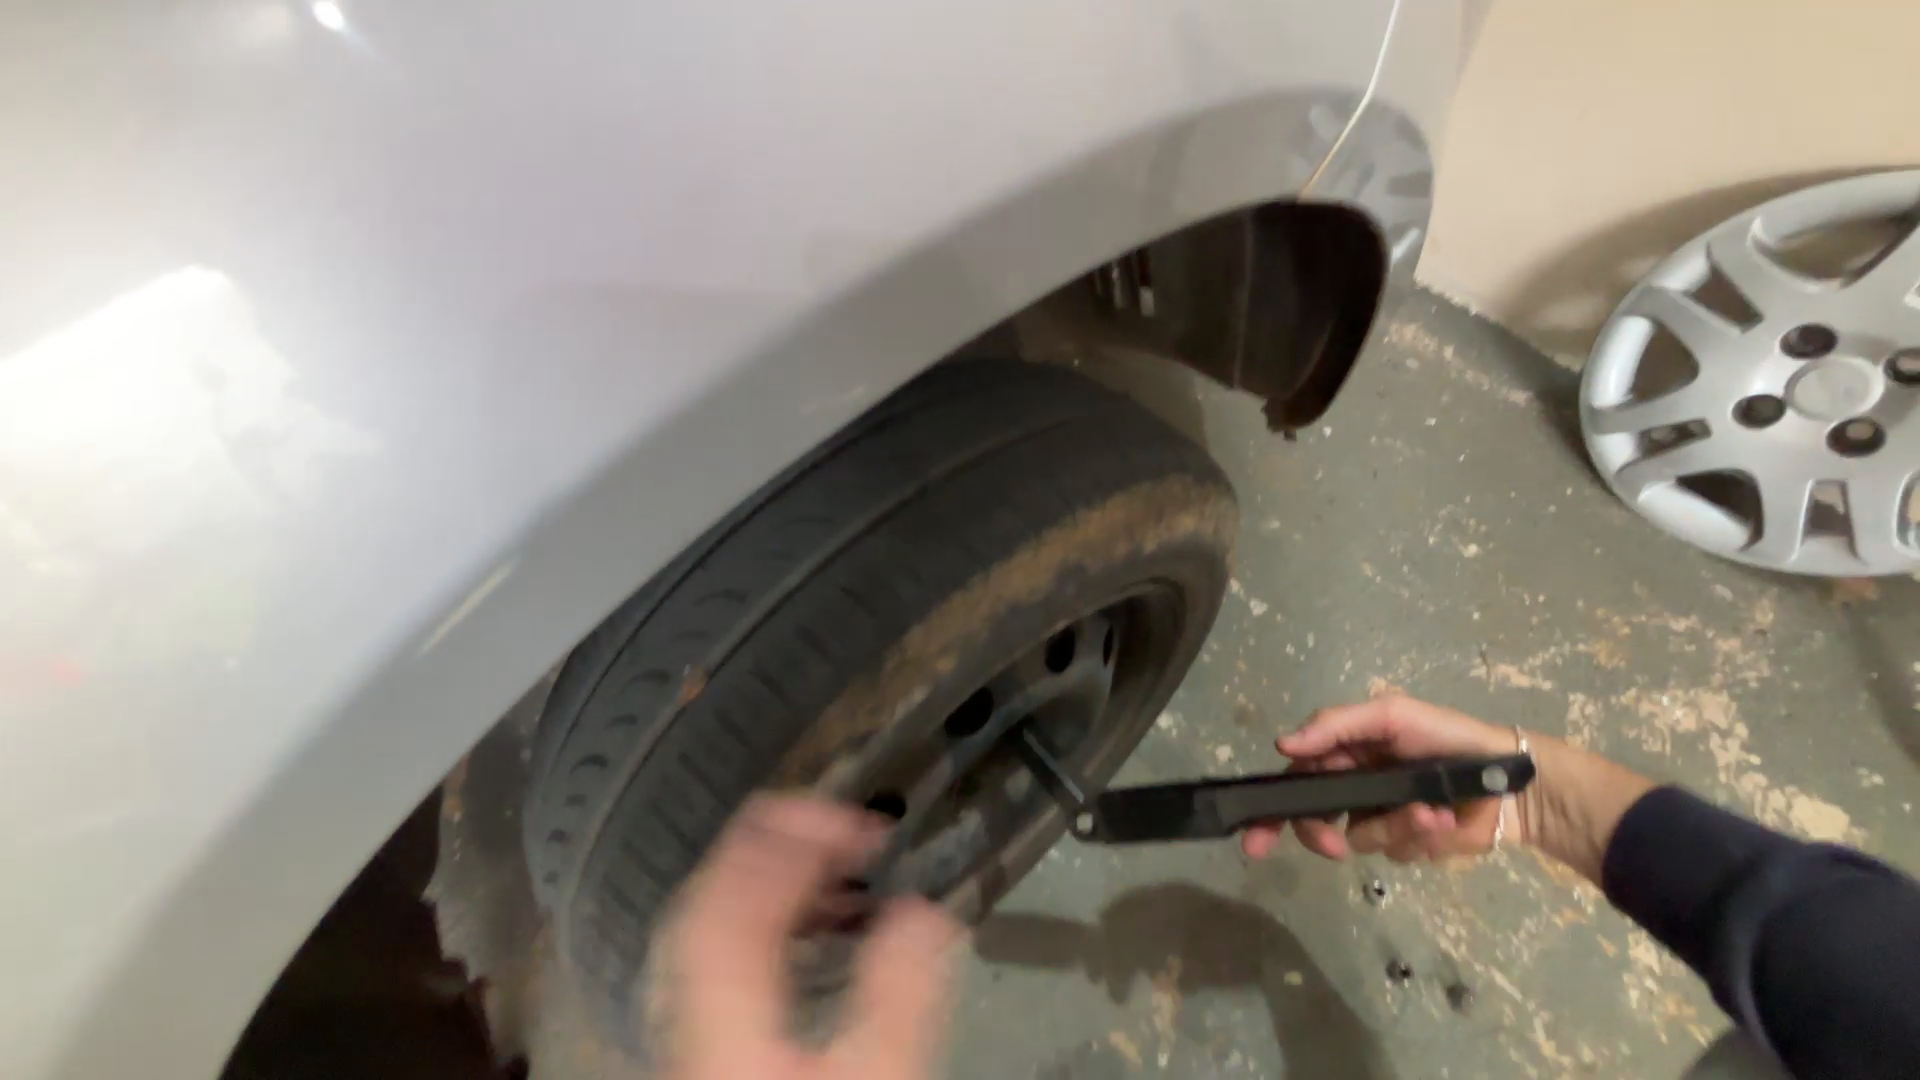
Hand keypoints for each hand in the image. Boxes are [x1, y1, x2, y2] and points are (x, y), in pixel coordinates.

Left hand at [665, 796, 962, 1079]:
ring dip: (767, 880)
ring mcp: (692, 1035)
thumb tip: (927, 909)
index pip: (734, 900)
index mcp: (724, 1015)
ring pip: (709, 929)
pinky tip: (810, 931)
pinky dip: (764, 922)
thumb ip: (901, 996)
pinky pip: (721, 960)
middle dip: (773, 846)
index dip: (787, 842)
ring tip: (833, 864)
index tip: (857, 824)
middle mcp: (692, 1013)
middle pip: (709, 904)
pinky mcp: (708, 1051)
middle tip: (840, 825)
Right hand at [1240, 695, 1519, 863]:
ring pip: (1361, 839)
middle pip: (1314, 822)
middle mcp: (1351, 789)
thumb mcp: (1388, 714)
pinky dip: (1421, 837)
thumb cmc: (1447, 736)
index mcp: (1339, 756)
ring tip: (1430, 812)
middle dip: (1320, 835)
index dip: (1268, 811)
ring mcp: (1380, 819)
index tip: (1254, 838)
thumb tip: (1282, 745)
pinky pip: (1398, 853)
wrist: (1513, 779)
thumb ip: (1333, 726)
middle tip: (1335, 847)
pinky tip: (1445, 820)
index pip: (1292, 782)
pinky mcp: (1412, 844)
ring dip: (1394, 827)